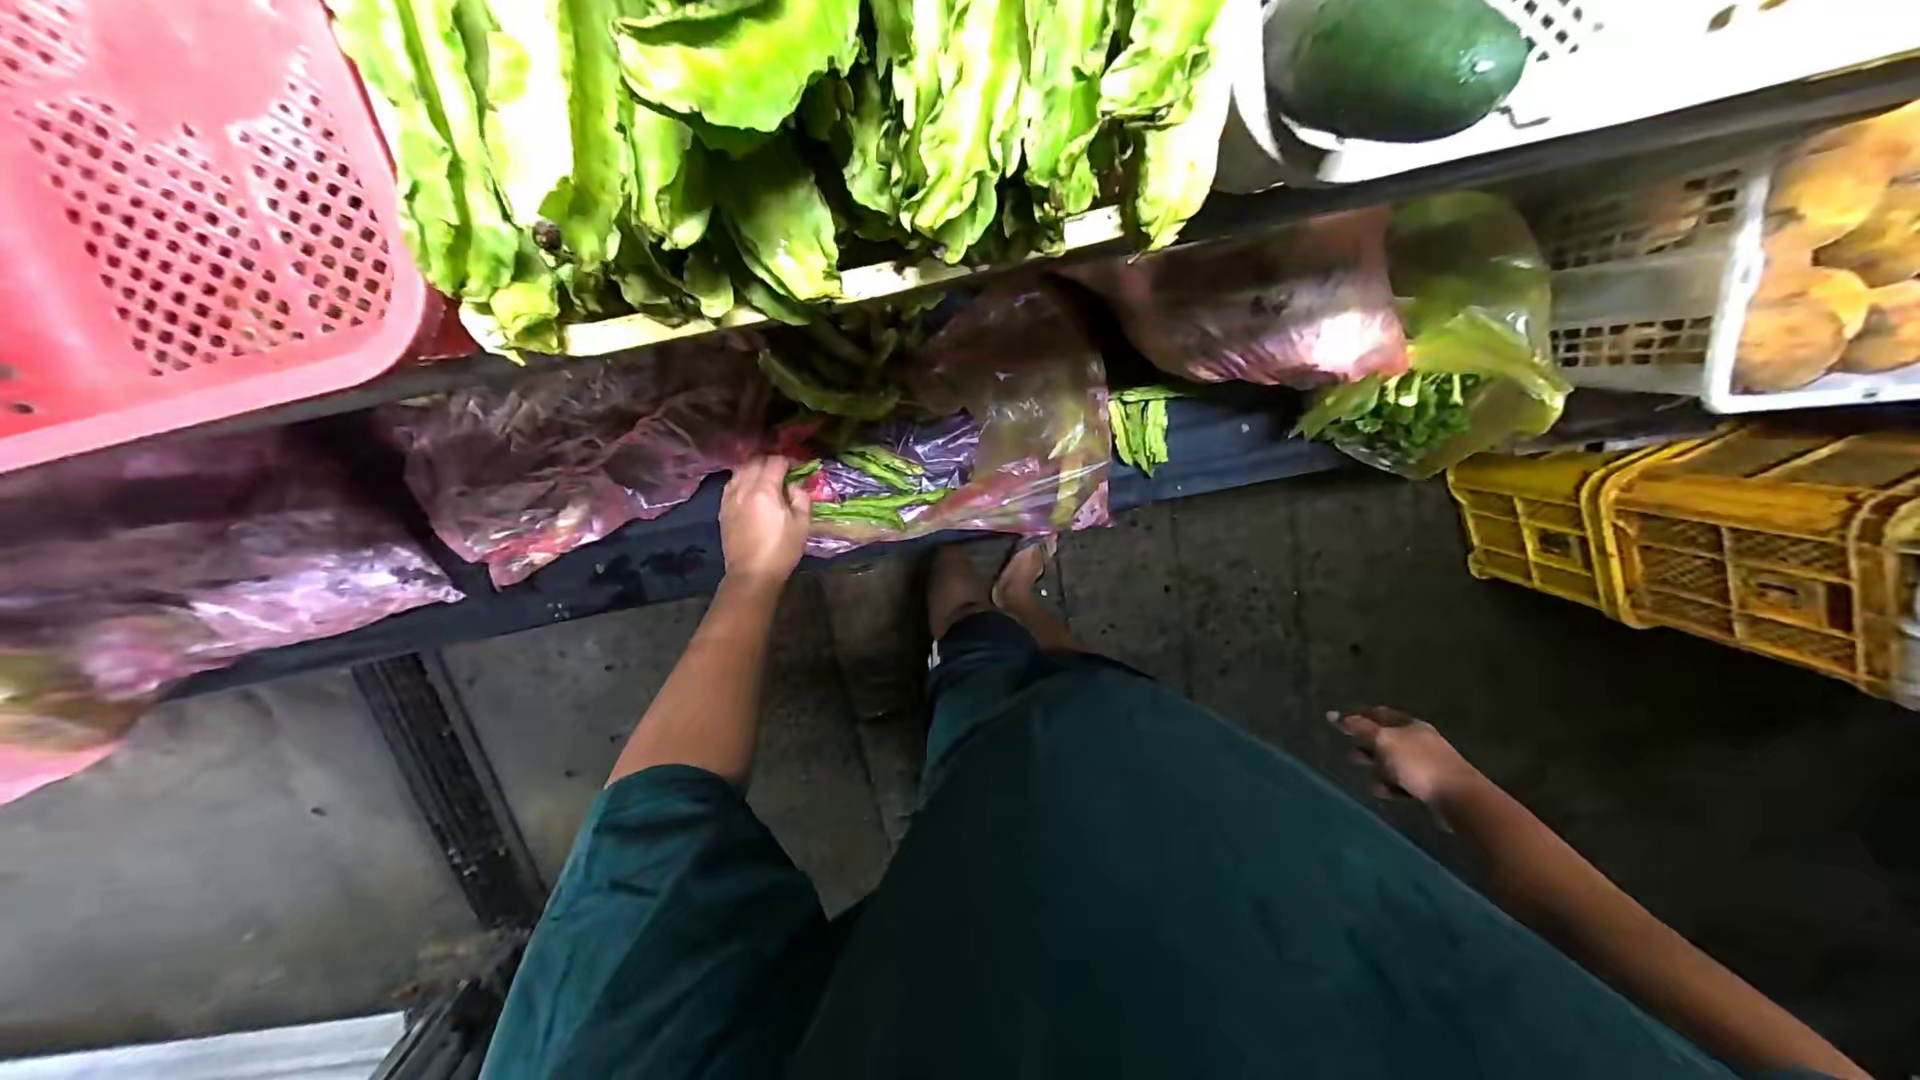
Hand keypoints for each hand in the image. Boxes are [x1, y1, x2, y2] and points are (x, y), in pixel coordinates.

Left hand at [719, 455, 811, 586]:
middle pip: (755, 462)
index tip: (798, 466)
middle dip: (770, 461)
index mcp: (764, 490)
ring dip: (754, 468)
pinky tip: (749, 487)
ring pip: (740, 470)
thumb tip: (794, 486)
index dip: (788, 460)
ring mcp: (730, 498)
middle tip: (784, 469)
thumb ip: (801, 497)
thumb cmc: (782, 550)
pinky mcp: (723, 508)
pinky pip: (731, 484)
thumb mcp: (802, 523)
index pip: (775, 462)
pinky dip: (742, 479)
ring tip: (766, 476)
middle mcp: (744, 488)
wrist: (752, 573)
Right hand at [1331, 706, 1487, 827]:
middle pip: (1385, 738)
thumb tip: (1333, 714)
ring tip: (1360, 771)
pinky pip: (1402, 782)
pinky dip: (1389, 785)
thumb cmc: (1418, 764)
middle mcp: (1419, 741)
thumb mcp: (1384, 741)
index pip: (1378, 714)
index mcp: (1410, 725)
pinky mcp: (1430, 786)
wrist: (1460, 799)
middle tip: (1347, 748)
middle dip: (1364, 743)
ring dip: (1375, 766)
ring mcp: (1426, 764)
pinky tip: (1381, 791)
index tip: (1337, 719)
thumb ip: (1359, 728)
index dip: (1357, 715)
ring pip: (1392, 761)